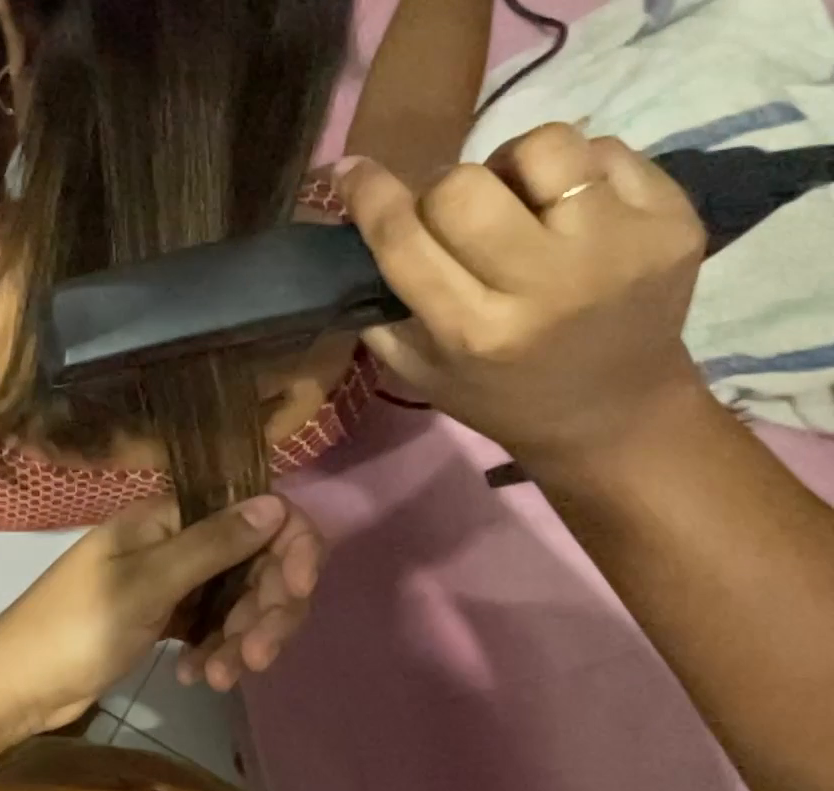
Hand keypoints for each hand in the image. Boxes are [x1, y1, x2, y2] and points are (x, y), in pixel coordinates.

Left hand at [0, 494, 322, 730]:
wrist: (19, 685)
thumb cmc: (74, 629)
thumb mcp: (145, 585)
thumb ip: (210, 545)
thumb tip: (275, 502)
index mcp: (162, 519)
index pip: (252, 512)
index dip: (287, 547)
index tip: (296, 591)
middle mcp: (169, 543)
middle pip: (253, 562)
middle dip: (266, 609)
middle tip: (257, 656)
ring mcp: (166, 583)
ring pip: (236, 600)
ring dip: (241, 639)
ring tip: (221, 678)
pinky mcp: (160, 620)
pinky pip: (210, 627)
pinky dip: (214, 651)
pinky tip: (198, 677)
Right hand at [336, 123, 711, 471]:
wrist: (614, 411)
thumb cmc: (498, 396)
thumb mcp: (419, 370)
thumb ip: (384, 308)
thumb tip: (361, 232)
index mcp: (474, 330)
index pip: (405, 241)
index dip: (369, 196)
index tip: (350, 170)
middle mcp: (545, 284)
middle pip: (462, 186)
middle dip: (439, 189)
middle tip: (447, 210)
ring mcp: (619, 246)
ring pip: (542, 148)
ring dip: (509, 164)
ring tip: (513, 196)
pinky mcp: (673, 220)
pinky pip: (604, 151)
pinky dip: (570, 168)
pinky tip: (564, 204)